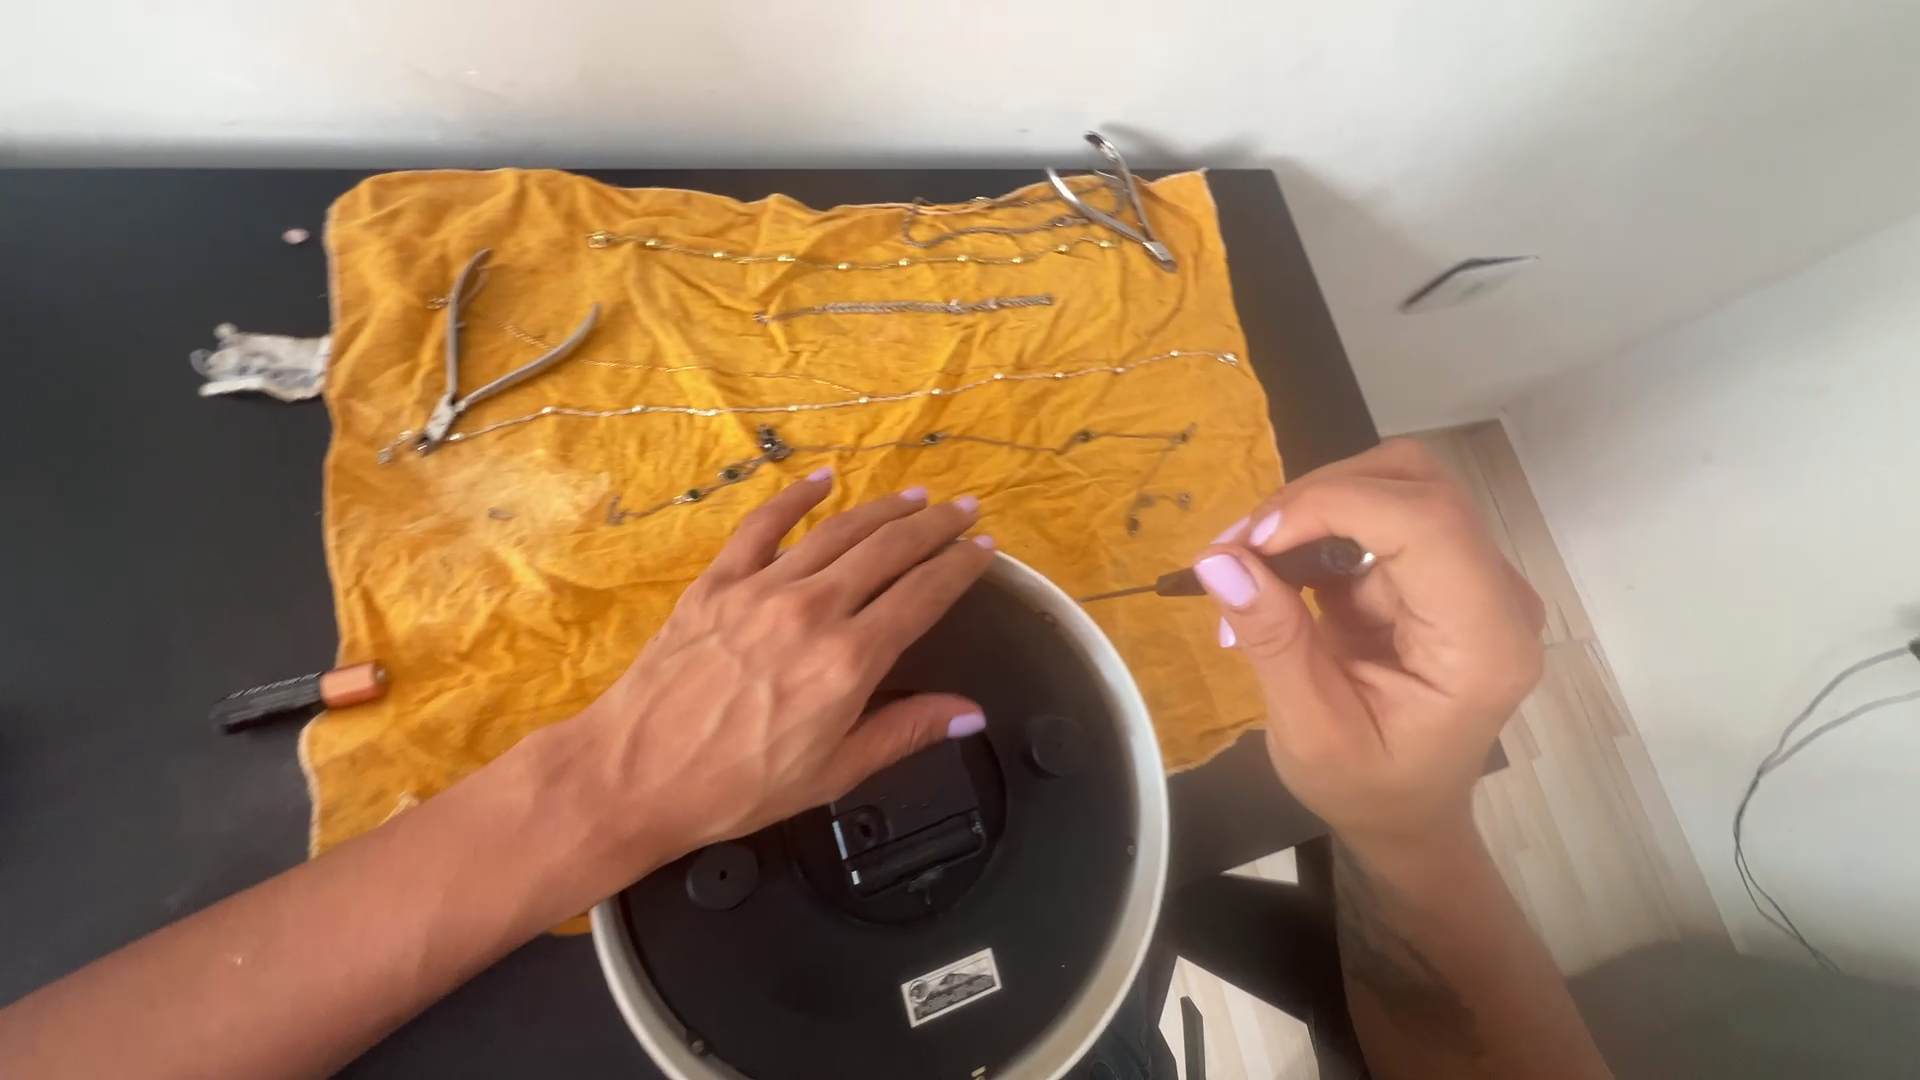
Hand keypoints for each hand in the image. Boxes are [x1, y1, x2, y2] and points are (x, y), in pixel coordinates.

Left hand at [544, 471, 994, 884]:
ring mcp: (761, 589)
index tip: (983, 549)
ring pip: (837, 532)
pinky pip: (762, 527)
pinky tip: (821, 479)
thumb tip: (971, 714)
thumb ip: (906, 732)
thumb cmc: (737, 786)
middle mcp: (812, 610)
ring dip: (883, 509)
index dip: (960, 567)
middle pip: (889, 551)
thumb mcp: (833, 772)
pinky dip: (795, 498)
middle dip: (934, 526)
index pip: (922, 596)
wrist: (631, 776)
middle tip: (963, 509)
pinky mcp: (718, 582)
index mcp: (848, 660)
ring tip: (915, 496)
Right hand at [1196, 440, 1545, 854]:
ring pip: (1388, 483)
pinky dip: (1306, 528)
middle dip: (1312, 498)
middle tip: (1238, 548)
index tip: (1251, 544)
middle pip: (1412, 482)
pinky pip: (1368, 512)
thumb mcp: (1310, 730)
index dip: (1330, 506)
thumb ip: (1272, 641)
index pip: (1425, 522)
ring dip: (1305, 507)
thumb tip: (1216, 560)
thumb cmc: (1368, 787)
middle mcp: (1490, 593)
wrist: (1405, 809)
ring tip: (1244, 559)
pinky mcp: (1430, 569)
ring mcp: (1464, 575)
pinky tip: (1269, 573)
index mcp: (1481, 642)